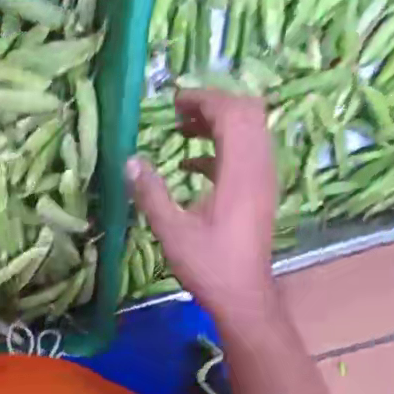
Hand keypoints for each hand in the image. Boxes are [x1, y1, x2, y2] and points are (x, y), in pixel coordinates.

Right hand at [126, 89, 279, 322]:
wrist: (243, 294)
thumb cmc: (208, 264)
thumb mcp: (171, 229)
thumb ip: (151, 192)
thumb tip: (129, 162)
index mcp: (240, 171)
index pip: (232, 113)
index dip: (205, 99)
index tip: (173, 101)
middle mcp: (259, 167)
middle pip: (247, 113)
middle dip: (213, 105)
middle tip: (178, 112)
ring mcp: (263, 179)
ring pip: (250, 132)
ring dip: (218, 124)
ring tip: (182, 131)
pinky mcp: (259, 192)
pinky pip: (246, 154)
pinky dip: (221, 148)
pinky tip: (191, 165)